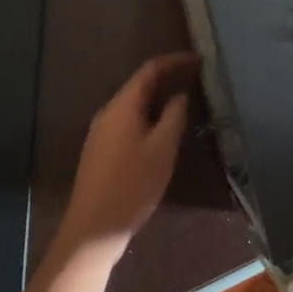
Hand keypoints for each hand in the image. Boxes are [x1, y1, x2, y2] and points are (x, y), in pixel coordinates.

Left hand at [58, 52, 199, 250]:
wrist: (92, 231)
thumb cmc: (132, 186)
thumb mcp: (163, 149)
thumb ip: (174, 116)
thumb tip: (179, 96)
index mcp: (122, 106)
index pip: (150, 70)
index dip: (176, 61)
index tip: (200, 60)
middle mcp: (108, 113)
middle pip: (140, 85)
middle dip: (169, 77)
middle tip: (197, 78)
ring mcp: (101, 133)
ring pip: (134, 104)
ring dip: (159, 97)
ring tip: (185, 100)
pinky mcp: (100, 151)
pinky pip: (128, 120)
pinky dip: (149, 115)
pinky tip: (163, 128)